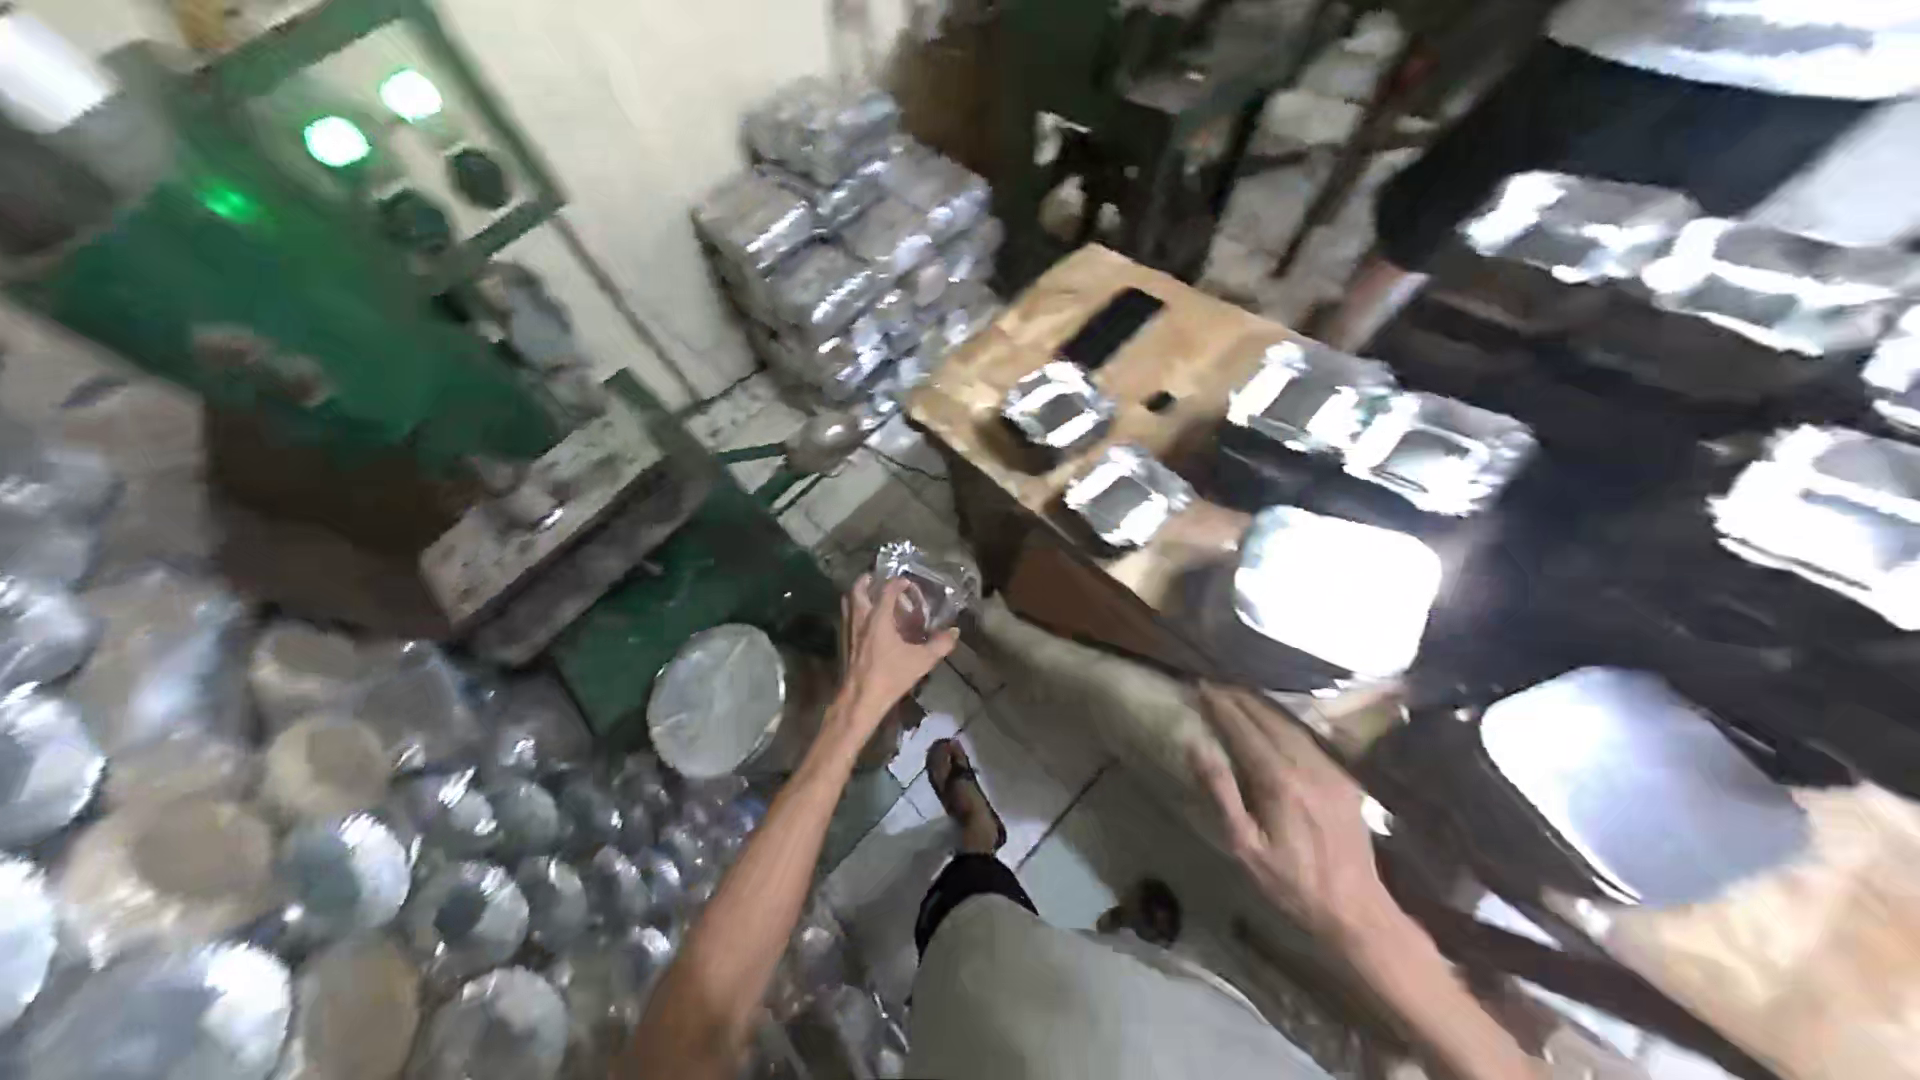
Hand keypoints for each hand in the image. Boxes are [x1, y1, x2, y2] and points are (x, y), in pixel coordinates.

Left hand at [831, 575, 958, 738]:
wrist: (860, 700)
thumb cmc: (889, 676)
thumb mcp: (920, 661)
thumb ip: (939, 645)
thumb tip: (954, 633)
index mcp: (878, 618)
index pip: (887, 590)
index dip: (898, 583)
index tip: (907, 582)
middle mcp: (861, 619)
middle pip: (857, 590)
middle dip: (866, 581)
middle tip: (876, 579)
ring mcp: (849, 631)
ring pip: (848, 604)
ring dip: (857, 595)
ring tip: (869, 596)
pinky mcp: (844, 644)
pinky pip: (847, 619)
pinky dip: (854, 613)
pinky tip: (865, 624)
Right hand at [1192, 684, 1391, 937]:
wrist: (1355, 911)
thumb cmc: (1289, 883)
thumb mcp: (1243, 845)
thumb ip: (1220, 792)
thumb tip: (1195, 746)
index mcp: (1280, 781)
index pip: (1244, 730)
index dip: (1220, 706)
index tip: (1200, 686)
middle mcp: (1308, 767)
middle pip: (1268, 719)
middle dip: (1238, 698)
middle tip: (1213, 684)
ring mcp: (1330, 771)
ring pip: (1290, 724)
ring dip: (1260, 705)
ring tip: (1236, 694)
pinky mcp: (1344, 779)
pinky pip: (1308, 738)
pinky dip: (1283, 721)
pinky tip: (1271, 719)